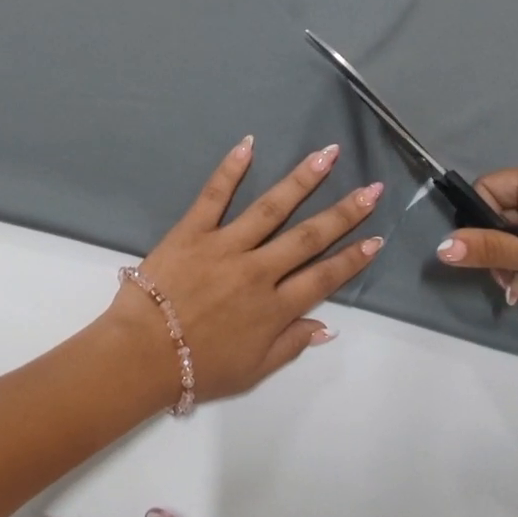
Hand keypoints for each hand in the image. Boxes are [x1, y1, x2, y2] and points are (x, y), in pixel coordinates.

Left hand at [97, 136, 385, 407]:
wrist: (141, 353)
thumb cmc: (196, 368)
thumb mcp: (252, 371)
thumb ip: (290, 345)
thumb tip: (327, 326)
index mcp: (274, 308)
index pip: (323, 278)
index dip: (352, 259)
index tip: (376, 239)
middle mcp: (258, 271)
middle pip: (308, 237)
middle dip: (343, 212)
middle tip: (371, 188)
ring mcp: (225, 246)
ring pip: (271, 208)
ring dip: (302, 180)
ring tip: (327, 154)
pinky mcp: (192, 231)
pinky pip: (214, 196)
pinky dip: (231, 169)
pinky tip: (248, 144)